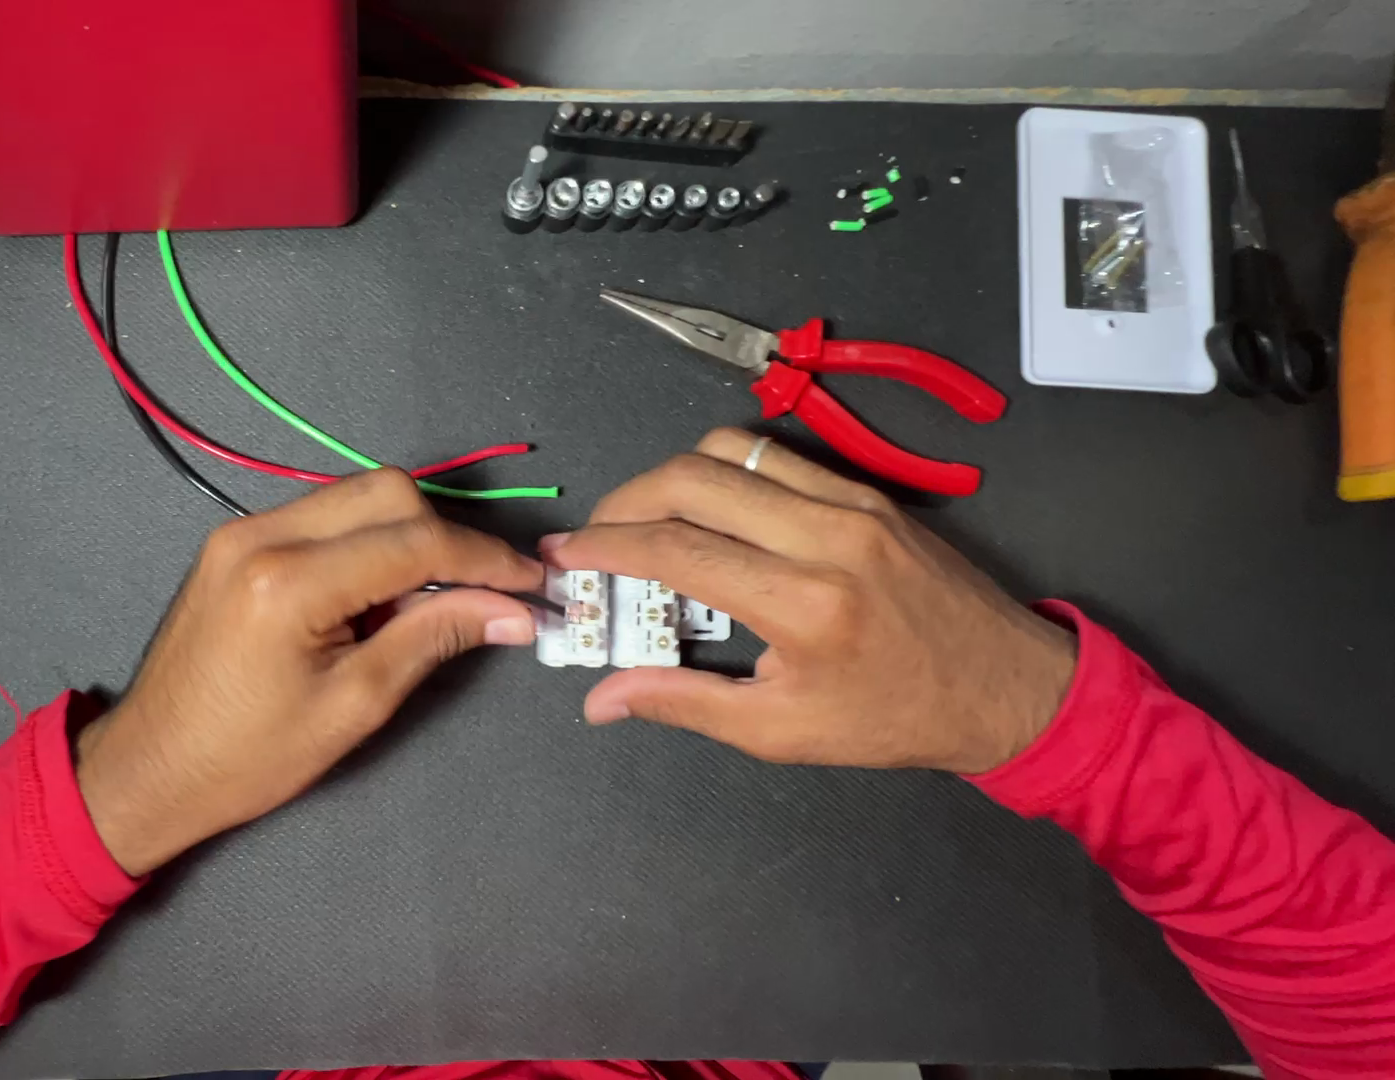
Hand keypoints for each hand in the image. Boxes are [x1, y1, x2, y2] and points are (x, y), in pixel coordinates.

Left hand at [75, 468, 544, 873]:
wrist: (148, 767)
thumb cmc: (250, 757)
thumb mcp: (355, 705)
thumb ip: (434, 638)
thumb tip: (512, 611)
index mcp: (289, 581)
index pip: (414, 541)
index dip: (484, 558)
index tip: (530, 581)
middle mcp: (262, 532)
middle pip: (388, 492)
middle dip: (448, 534)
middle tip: (479, 590)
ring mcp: (243, 528)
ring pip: (358, 496)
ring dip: (409, 533)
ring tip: (429, 595)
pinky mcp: (237, 538)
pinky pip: (326, 515)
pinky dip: (369, 539)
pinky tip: (379, 588)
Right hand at [544, 429, 1074, 773]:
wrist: (1011, 687)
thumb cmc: (891, 718)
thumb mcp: (781, 732)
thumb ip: (681, 703)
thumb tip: (600, 700)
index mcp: (804, 605)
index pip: (677, 549)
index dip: (606, 546)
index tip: (566, 553)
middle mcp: (824, 536)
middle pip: (690, 479)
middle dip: (623, 501)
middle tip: (596, 536)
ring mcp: (849, 502)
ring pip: (725, 449)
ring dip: (666, 478)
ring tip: (643, 518)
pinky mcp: (863, 490)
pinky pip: (768, 453)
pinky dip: (716, 469)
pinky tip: (704, 505)